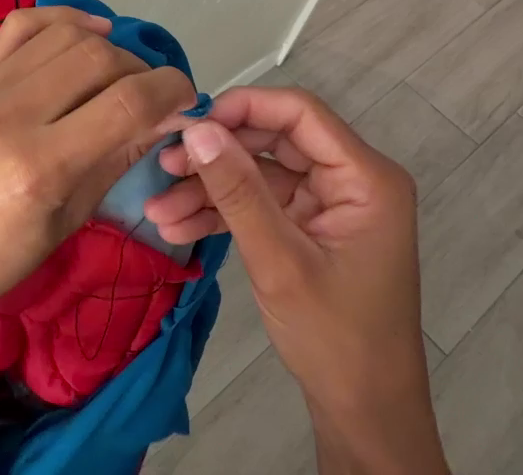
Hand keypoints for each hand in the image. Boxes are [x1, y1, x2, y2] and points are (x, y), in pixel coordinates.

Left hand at [0, 7, 197, 338]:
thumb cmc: (3, 254)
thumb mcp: (74, 216)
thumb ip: (121, 154)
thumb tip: (169, 114)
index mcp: (41, 167)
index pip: (126, 103)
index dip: (170, 91)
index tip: (186, 98)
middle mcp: (10, 116)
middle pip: (98, 59)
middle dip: (141, 70)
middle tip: (153, 94)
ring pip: (64, 36)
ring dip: (107, 47)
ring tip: (120, 73)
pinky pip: (21, 26)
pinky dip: (62, 19)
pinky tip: (88, 33)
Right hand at [144, 87, 446, 473]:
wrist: (364, 413)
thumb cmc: (336, 338)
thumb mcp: (280, 261)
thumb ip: (238, 191)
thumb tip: (196, 130)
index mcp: (365, 178)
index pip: (300, 113)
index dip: (243, 108)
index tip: (189, 125)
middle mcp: (350, 180)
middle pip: (273, 139)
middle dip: (216, 154)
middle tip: (163, 164)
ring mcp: (328, 204)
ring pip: (258, 172)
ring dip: (209, 189)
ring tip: (157, 208)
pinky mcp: (308, 227)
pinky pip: (259, 203)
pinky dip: (221, 213)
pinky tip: (177, 225)